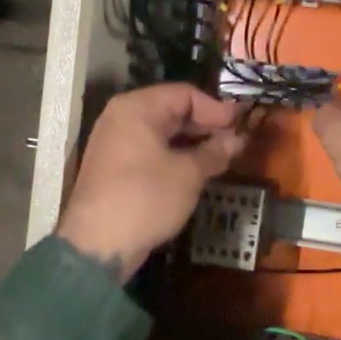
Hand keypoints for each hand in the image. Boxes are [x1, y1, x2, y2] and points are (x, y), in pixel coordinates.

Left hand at [55, 83, 243, 281]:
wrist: (98, 245)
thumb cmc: (146, 198)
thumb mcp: (188, 174)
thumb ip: (215, 152)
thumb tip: (238, 140)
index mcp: (137, 108)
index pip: (185, 94)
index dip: (217, 109)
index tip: (242, 125)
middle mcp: (122, 118)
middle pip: (172, 111)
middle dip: (205, 126)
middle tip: (235, 143)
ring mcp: (115, 143)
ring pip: (162, 133)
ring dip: (192, 144)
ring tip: (221, 158)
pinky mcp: (115, 168)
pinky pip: (151, 151)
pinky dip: (174, 157)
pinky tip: (196, 172)